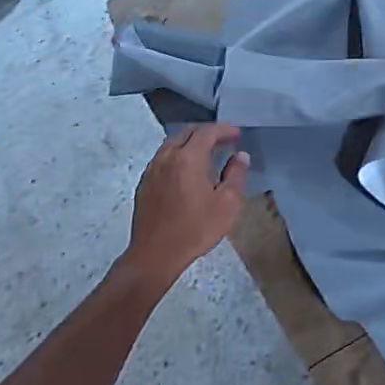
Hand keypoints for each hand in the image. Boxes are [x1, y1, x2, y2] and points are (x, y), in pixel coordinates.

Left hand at [120, 124, 248, 289]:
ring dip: (191, 142)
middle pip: (187, 133)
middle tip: (224, 140)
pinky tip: (186, 170)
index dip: (224, 129)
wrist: (155, 254)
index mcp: (188, 158)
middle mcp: (167, 157)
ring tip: (206, 153)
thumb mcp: (228, 204)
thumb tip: (240, 156)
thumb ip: (236, 175)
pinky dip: (178, 154)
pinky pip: (163, 157)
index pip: (207, 132)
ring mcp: (152, 169)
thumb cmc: (195, 229)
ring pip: (172, 144)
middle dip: (207, 132)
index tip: (237, 134)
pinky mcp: (144, 183)